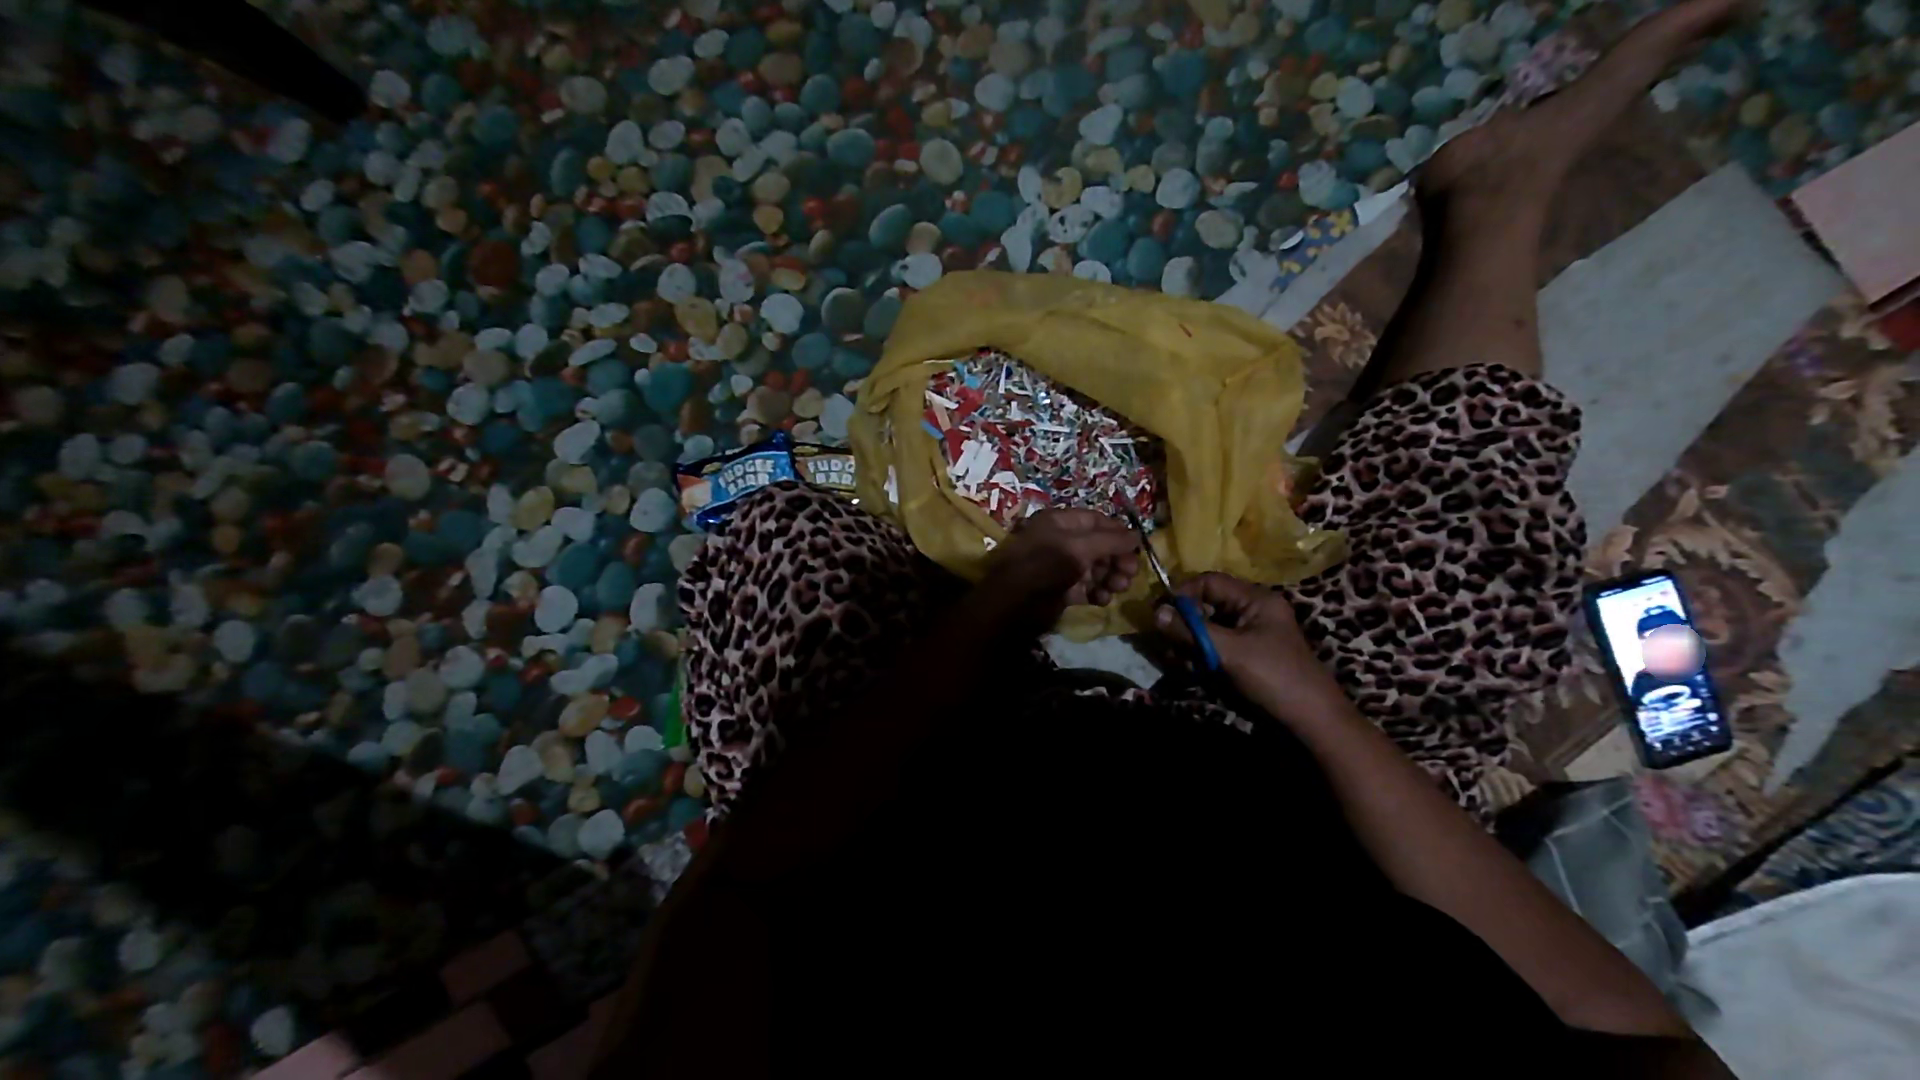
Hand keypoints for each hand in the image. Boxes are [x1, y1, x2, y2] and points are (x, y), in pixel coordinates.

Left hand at [986, 508, 1140, 615]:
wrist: (1014, 603)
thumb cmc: (1045, 565)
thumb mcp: (1079, 547)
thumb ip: (1110, 541)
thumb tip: (1137, 535)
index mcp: (1060, 523)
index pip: (1096, 521)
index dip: (1117, 532)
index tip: (1136, 547)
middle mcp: (1060, 541)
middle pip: (1098, 546)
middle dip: (1116, 559)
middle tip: (1129, 574)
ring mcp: (1060, 567)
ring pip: (1094, 569)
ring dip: (1110, 578)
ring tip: (1118, 588)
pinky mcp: (1060, 590)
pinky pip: (1085, 588)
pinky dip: (1097, 593)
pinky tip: (1102, 600)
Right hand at [1154, 572, 1346, 721]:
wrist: (1311, 721)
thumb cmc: (1273, 677)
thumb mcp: (1228, 651)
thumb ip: (1191, 630)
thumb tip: (1156, 612)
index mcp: (1255, 599)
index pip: (1209, 582)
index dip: (1182, 594)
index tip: (1161, 615)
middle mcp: (1250, 612)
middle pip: (1204, 605)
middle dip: (1184, 625)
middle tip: (1170, 645)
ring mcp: (1247, 635)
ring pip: (1205, 629)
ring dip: (1189, 645)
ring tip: (1183, 665)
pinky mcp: (1243, 657)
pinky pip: (1213, 648)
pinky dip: (1200, 658)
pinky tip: (1194, 674)